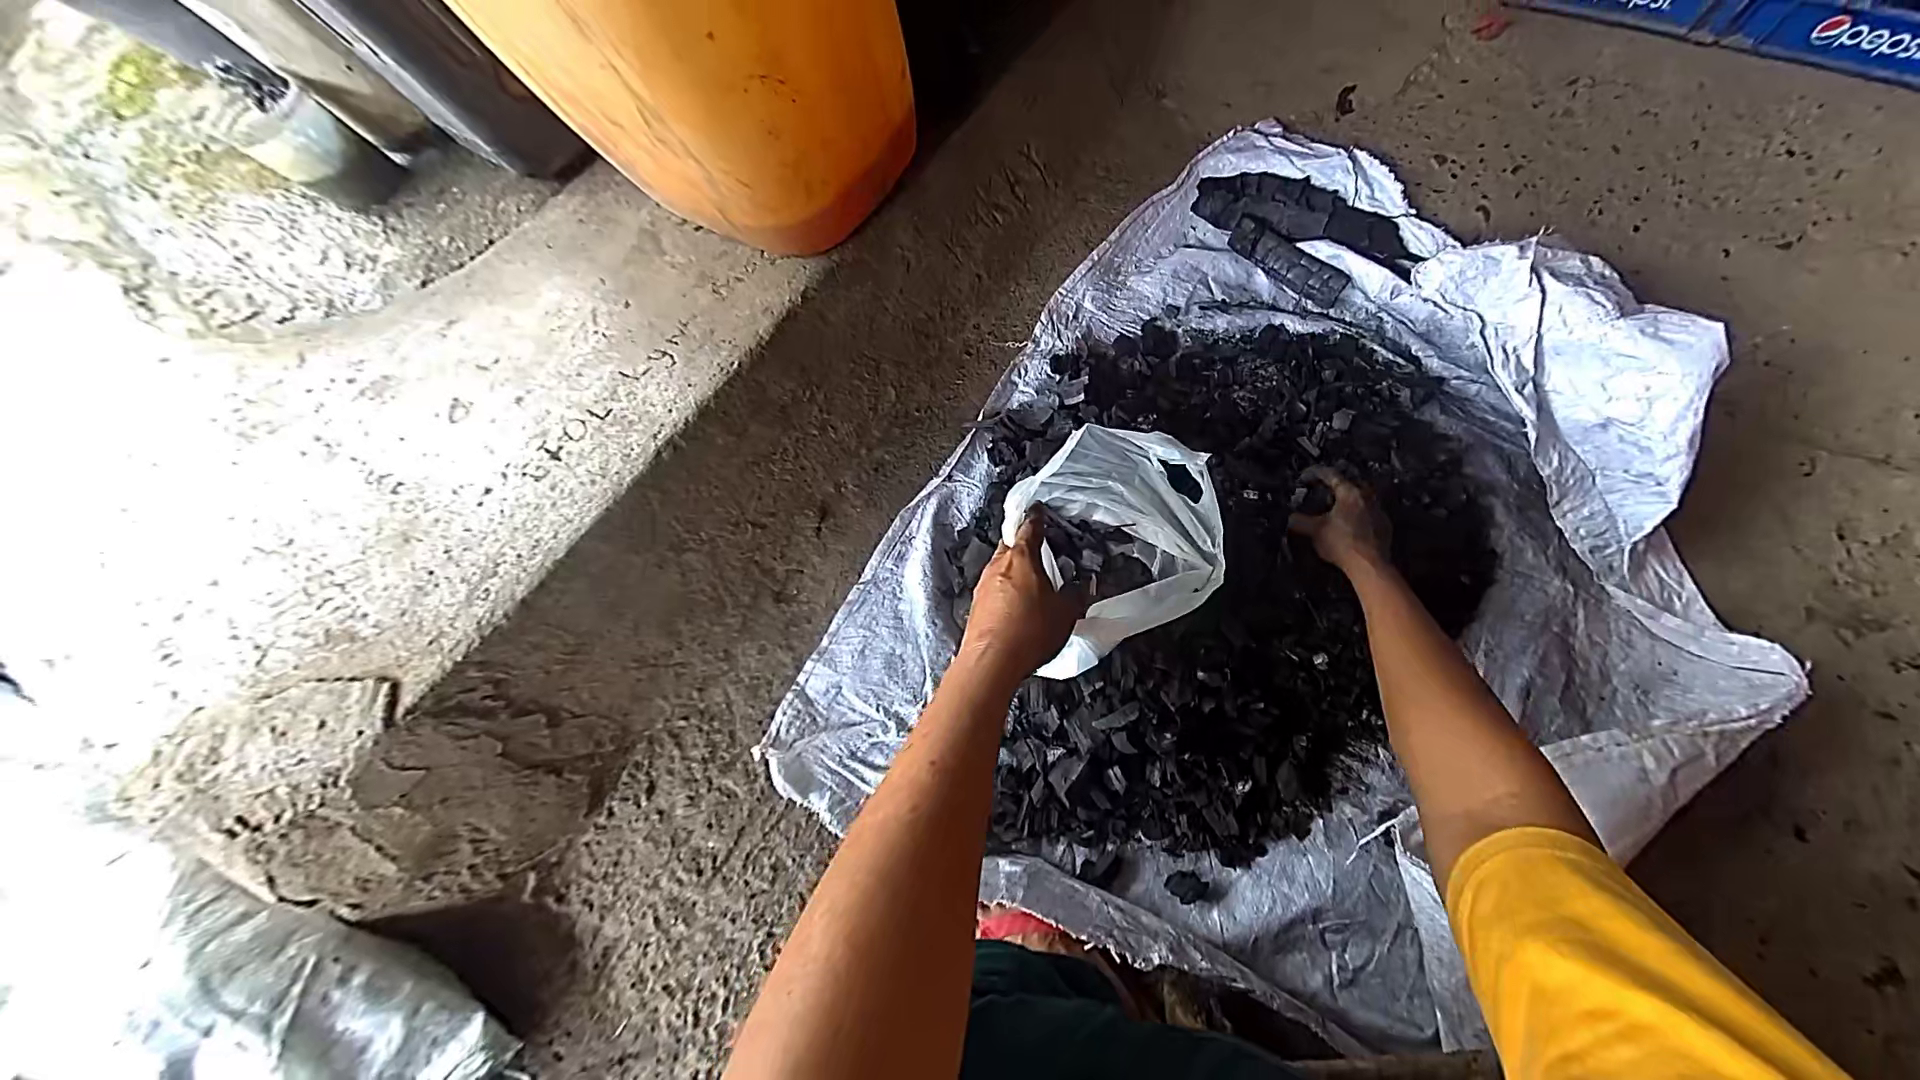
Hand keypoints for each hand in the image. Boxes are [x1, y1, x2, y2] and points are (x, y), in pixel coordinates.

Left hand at [957, 508, 1089, 685]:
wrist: (990, 662)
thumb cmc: (1028, 632)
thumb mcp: (1066, 612)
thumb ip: (1077, 594)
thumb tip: (1083, 586)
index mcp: (1021, 557)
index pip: (1030, 527)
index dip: (1038, 517)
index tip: (1040, 512)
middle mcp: (998, 565)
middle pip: (1012, 545)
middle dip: (1025, 546)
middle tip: (1042, 551)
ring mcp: (983, 585)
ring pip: (1001, 567)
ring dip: (1015, 570)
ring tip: (1033, 583)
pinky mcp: (976, 605)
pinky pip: (993, 588)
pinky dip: (1005, 590)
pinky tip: (1017, 606)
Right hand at [1288, 465, 1390, 573]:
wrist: (1369, 564)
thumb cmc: (1341, 542)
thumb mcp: (1314, 530)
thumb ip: (1300, 521)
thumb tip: (1290, 517)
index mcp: (1350, 493)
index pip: (1332, 475)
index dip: (1316, 474)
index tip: (1306, 477)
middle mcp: (1367, 497)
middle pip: (1352, 483)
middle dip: (1337, 484)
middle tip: (1324, 490)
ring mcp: (1379, 511)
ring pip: (1362, 497)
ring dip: (1349, 499)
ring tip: (1336, 506)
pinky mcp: (1384, 526)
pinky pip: (1369, 512)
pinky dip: (1357, 513)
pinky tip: (1350, 522)